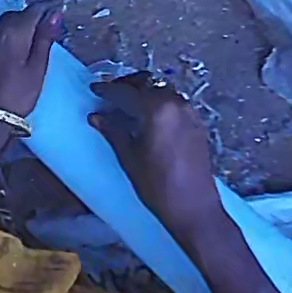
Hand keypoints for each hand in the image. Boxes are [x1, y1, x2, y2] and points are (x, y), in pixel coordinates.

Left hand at [0, 0, 60, 117]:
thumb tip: (54, 14)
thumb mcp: (38, 68)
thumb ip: (45, 39)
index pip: (35, 11)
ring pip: (5, 17)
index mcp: (17, 34)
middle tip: (47, 23)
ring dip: (18, 17)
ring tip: (30, 24)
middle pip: (21, 14)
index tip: (58, 7)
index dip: (48, 8)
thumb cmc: (19, 94)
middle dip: (35, 15)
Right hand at [89, 73, 234, 243]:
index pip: (127, 92)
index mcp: (157, 108)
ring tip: (126, 106)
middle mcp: (175, 103)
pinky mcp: (197, 124)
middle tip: (109, 94)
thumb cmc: (157, 185)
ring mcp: (189, 112)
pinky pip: (174, 102)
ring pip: (162, 90)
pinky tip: (148, 117)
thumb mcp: (129, 157)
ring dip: (144, 93)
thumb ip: (113, 131)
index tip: (94, 89)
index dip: (108, 90)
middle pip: (147, 84)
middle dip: (127, 85)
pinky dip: (158, 102)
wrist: (194, 208)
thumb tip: (96, 116)